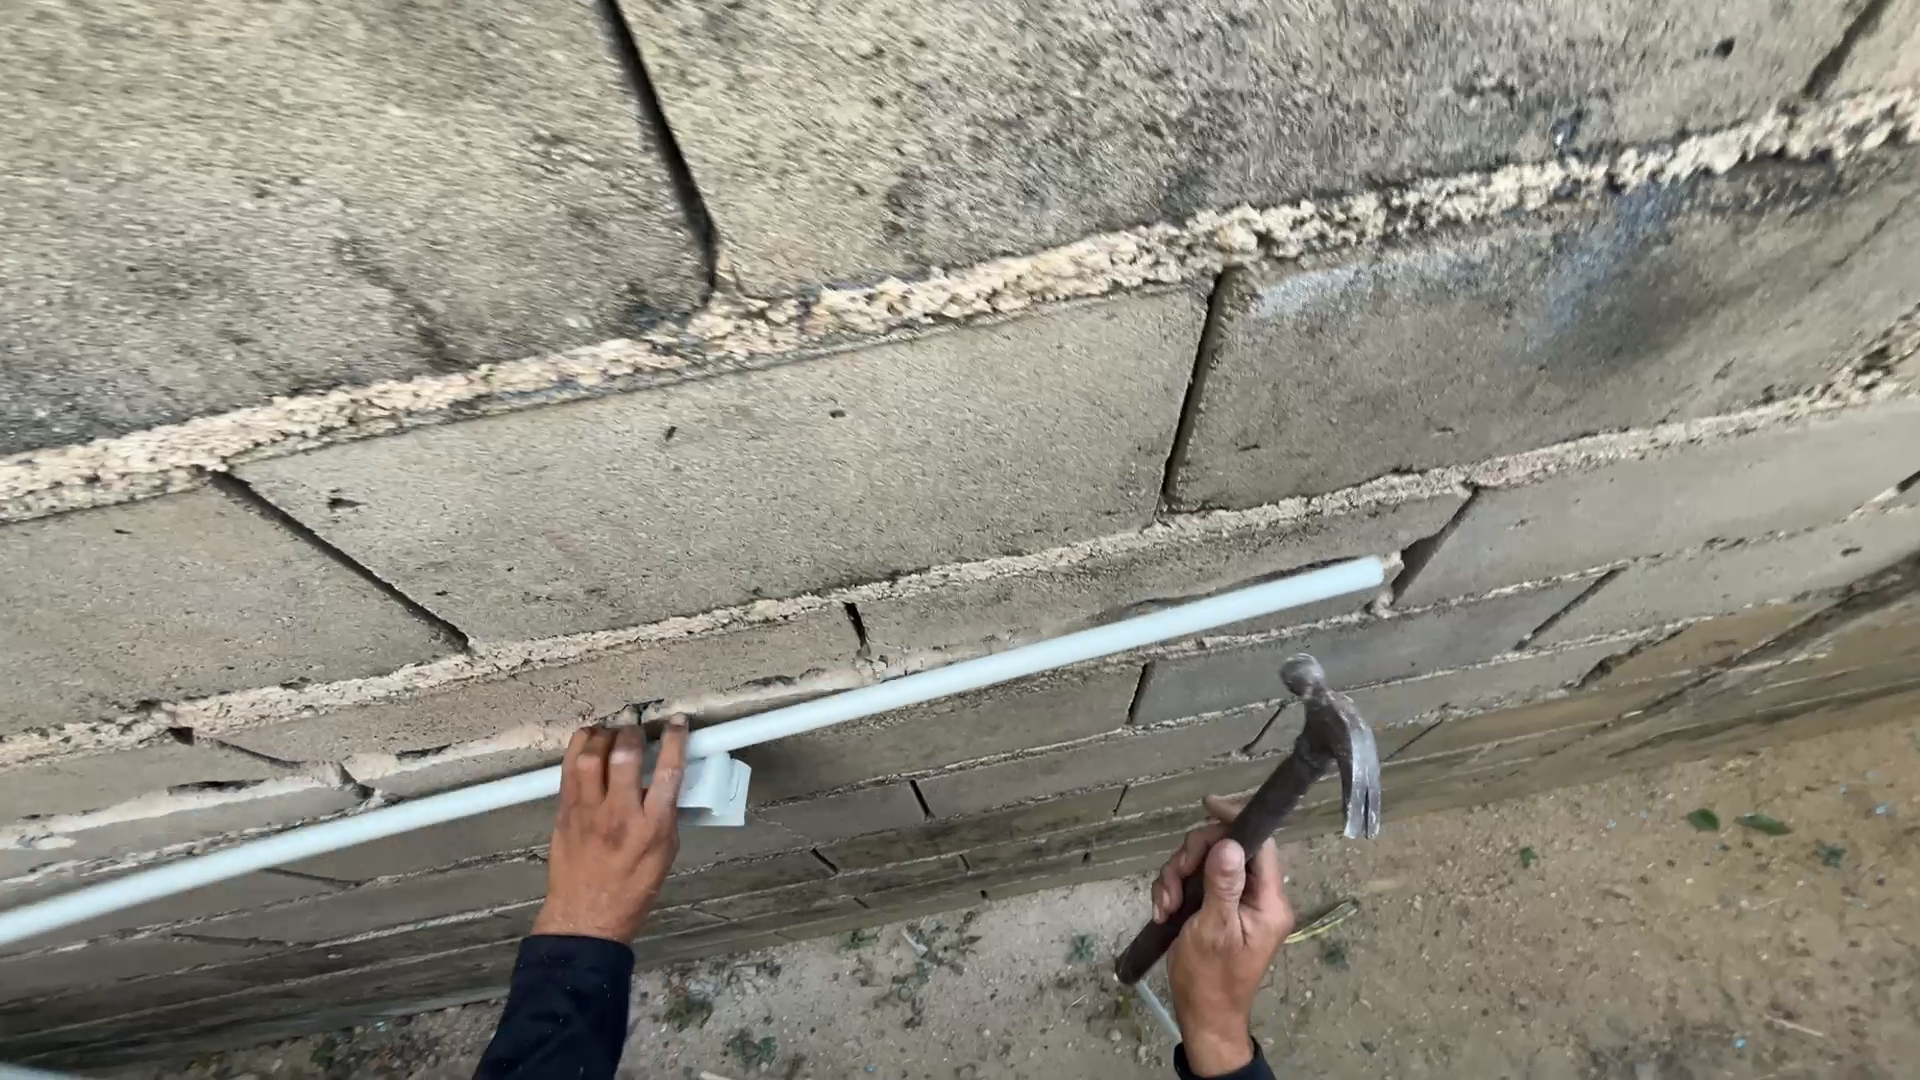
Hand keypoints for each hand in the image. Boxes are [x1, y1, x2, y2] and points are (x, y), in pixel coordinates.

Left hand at [531, 714, 688, 941]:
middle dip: (632, 733)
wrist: (586, 917)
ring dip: (603, 737)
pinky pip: (568, 771)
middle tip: (637, 728)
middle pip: (623, 757)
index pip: (668, 771)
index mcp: (652, 826)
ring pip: (589, 758)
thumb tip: (666, 780)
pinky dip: (578, 748)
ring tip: (611, 732)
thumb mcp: (667, 850)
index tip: (677, 721)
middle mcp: (619, 815)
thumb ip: (665, 811)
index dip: (674, 739)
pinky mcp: (564, 815)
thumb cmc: (634, 887)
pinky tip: (588, 740)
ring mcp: (587, 814)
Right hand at [1152, 795, 1293, 1076]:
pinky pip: (1191, 876)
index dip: (1236, 819)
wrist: (1201, 1015)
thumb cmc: (1210, 978)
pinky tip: (1164, 910)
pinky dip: (1172, 888)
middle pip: (1223, 846)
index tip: (1207, 806)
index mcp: (1268, 900)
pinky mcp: (1214, 902)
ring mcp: (1234, 897)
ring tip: (1166, 905)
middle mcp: (1255, 893)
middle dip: (1191, 857)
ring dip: (1176, 876)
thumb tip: (1229, 844)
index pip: (1260, 843)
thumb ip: (1222, 886)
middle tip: (1174, 883)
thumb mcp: (1214, 931)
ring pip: (1202, 859)